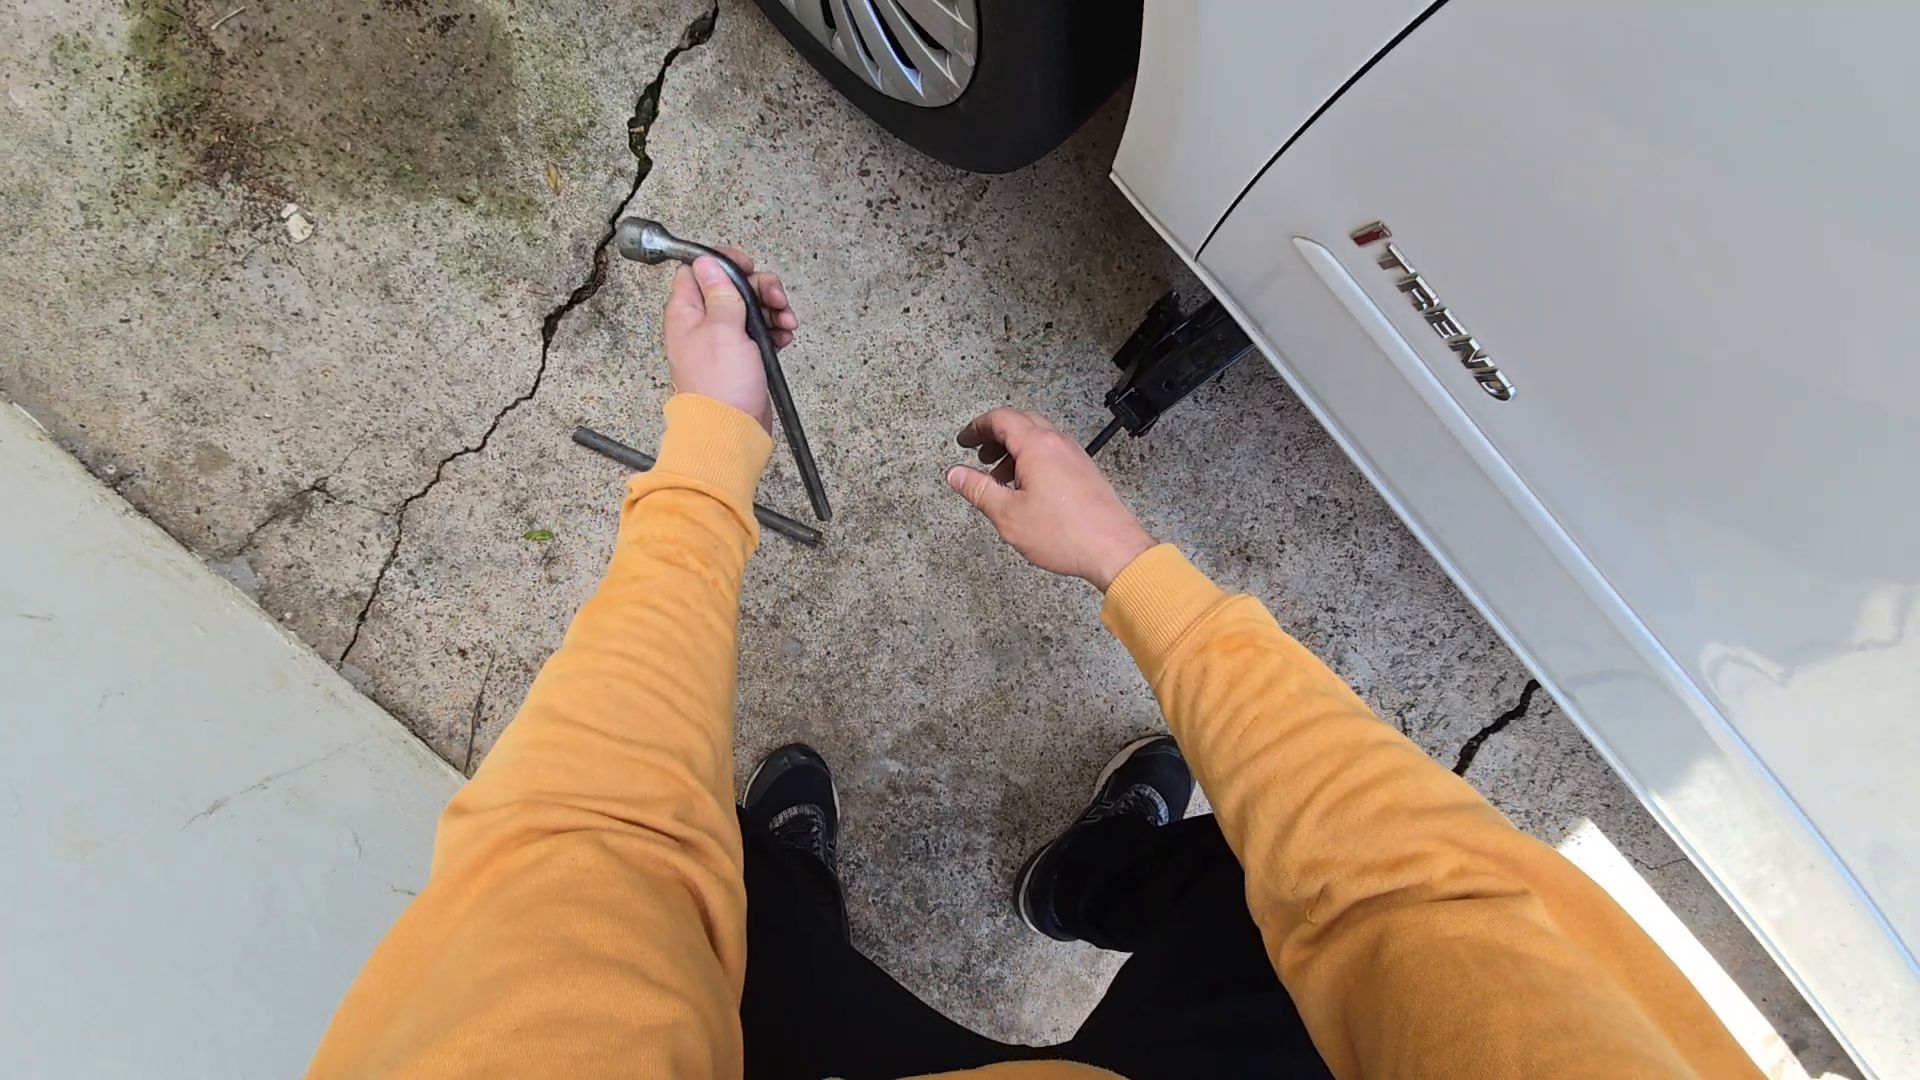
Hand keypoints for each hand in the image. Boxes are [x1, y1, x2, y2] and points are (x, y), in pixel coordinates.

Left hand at [661, 247, 798, 432]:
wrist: (732, 429)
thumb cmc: (721, 387)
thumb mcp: (723, 330)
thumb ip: (719, 293)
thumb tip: (708, 262)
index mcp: (688, 313)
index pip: (700, 270)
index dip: (725, 263)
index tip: (748, 266)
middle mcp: (703, 325)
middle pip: (732, 288)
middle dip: (760, 289)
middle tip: (777, 299)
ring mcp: (724, 342)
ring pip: (750, 310)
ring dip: (772, 311)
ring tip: (786, 324)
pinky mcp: (742, 359)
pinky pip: (759, 334)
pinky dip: (774, 331)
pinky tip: (784, 337)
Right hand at [945, 408, 1155, 590]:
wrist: (1112, 550)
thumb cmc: (1064, 533)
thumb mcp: (1007, 514)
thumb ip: (978, 489)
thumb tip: (955, 474)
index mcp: (1037, 446)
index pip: (1001, 419)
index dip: (977, 426)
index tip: (964, 440)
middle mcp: (1058, 443)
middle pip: (1021, 423)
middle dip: (995, 436)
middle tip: (979, 454)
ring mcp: (1075, 456)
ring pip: (1038, 439)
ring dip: (1014, 451)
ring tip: (999, 478)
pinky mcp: (1085, 472)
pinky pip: (1053, 454)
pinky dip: (1033, 462)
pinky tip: (1026, 490)